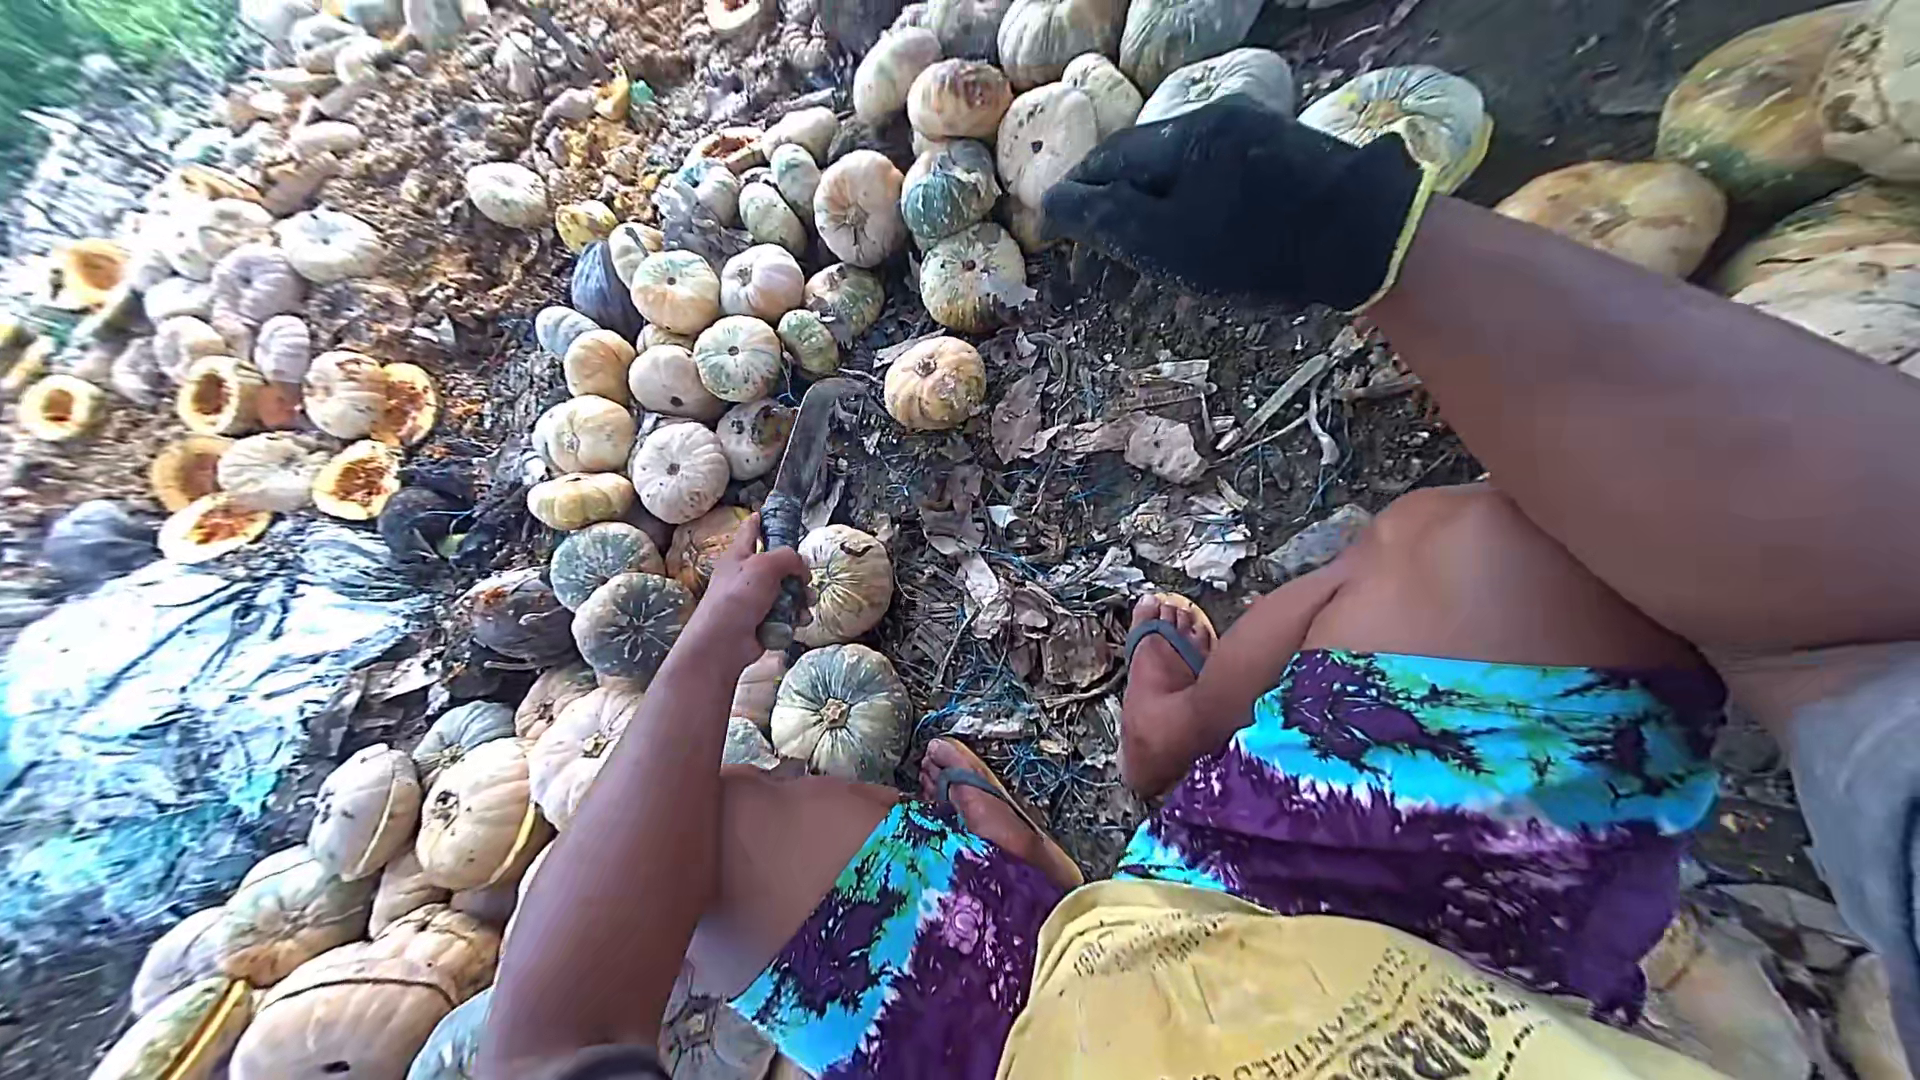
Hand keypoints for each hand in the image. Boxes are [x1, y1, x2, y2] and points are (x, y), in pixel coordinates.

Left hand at [683, 514, 808, 671]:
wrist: (723, 643)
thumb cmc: (737, 597)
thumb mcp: (764, 566)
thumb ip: (789, 558)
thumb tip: (802, 570)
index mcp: (740, 555)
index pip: (751, 529)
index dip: (762, 519)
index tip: (774, 512)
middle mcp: (747, 575)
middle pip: (779, 563)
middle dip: (797, 570)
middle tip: (804, 577)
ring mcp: (756, 599)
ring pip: (789, 589)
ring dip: (802, 596)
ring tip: (806, 602)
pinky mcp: (765, 620)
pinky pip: (788, 612)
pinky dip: (797, 616)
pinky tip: (800, 619)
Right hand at [1043, 96, 1428, 310]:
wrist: (1363, 240)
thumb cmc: (1254, 249)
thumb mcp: (1165, 242)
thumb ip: (1105, 220)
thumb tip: (1049, 199)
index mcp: (1181, 140)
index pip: (1105, 165)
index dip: (1073, 203)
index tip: (1055, 241)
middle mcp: (1212, 126)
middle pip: (1138, 173)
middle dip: (1109, 225)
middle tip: (1095, 277)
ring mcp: (1247, 141)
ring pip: (1173, 186)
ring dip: (1145, 233)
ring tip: (1134, 282)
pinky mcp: (1273, 164)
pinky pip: (1208, 193)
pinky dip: (1183, 228)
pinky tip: (1183, 261)